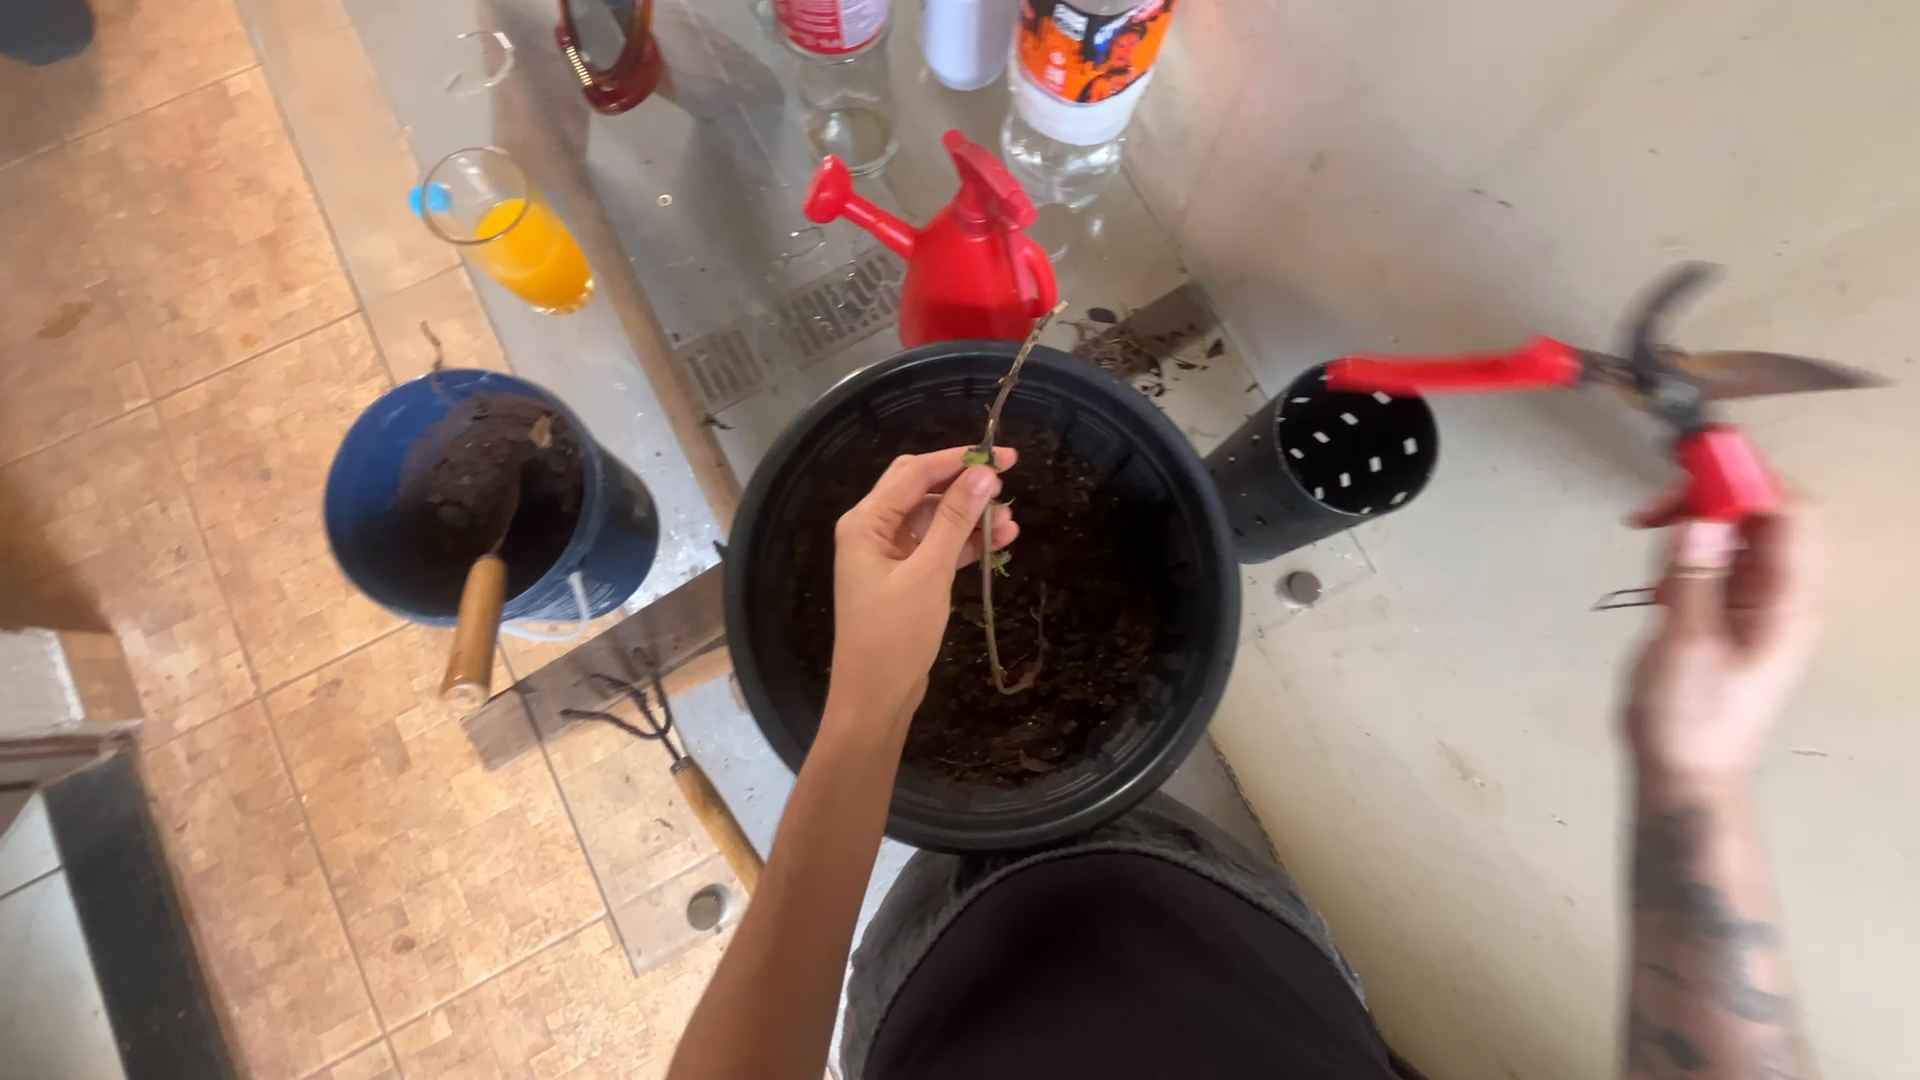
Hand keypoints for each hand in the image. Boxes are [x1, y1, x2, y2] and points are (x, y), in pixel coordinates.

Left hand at [827, 447, 1018, 726]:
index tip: (1006, 457)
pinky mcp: (906, 578)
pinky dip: (966, 544)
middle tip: (1009, 481)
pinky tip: (1000, 543)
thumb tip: (985, 475)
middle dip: (965, 485)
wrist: (875, 698)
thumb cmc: (894, 635)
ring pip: (935, 520)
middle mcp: (874, 531)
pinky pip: (939, 548)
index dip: (960, 460)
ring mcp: (890, 555)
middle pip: (923, 490)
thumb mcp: (928, 574)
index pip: (915, 473)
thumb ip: (955, 521)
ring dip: (971, 518)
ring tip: (1012, 524)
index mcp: (866, 522)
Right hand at [1624, 491, 1822, 785]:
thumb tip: (1699, 518)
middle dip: (1714, 492)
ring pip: (1738, 532)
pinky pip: (1716, 557)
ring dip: (1695, 515)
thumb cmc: (1690, 713)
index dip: (1746, 477)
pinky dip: (1686, 543)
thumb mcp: (1686, 643)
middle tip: (1654, 502)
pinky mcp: (1723, 610)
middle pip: (1765, 515)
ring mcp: (1752, 601)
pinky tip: (1657, 562)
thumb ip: (1691, 579)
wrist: (1685, 765)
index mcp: (1786, 600)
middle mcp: (1779, 593)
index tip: (1691, 459)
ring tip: (1646, 524)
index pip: (1787, 514)